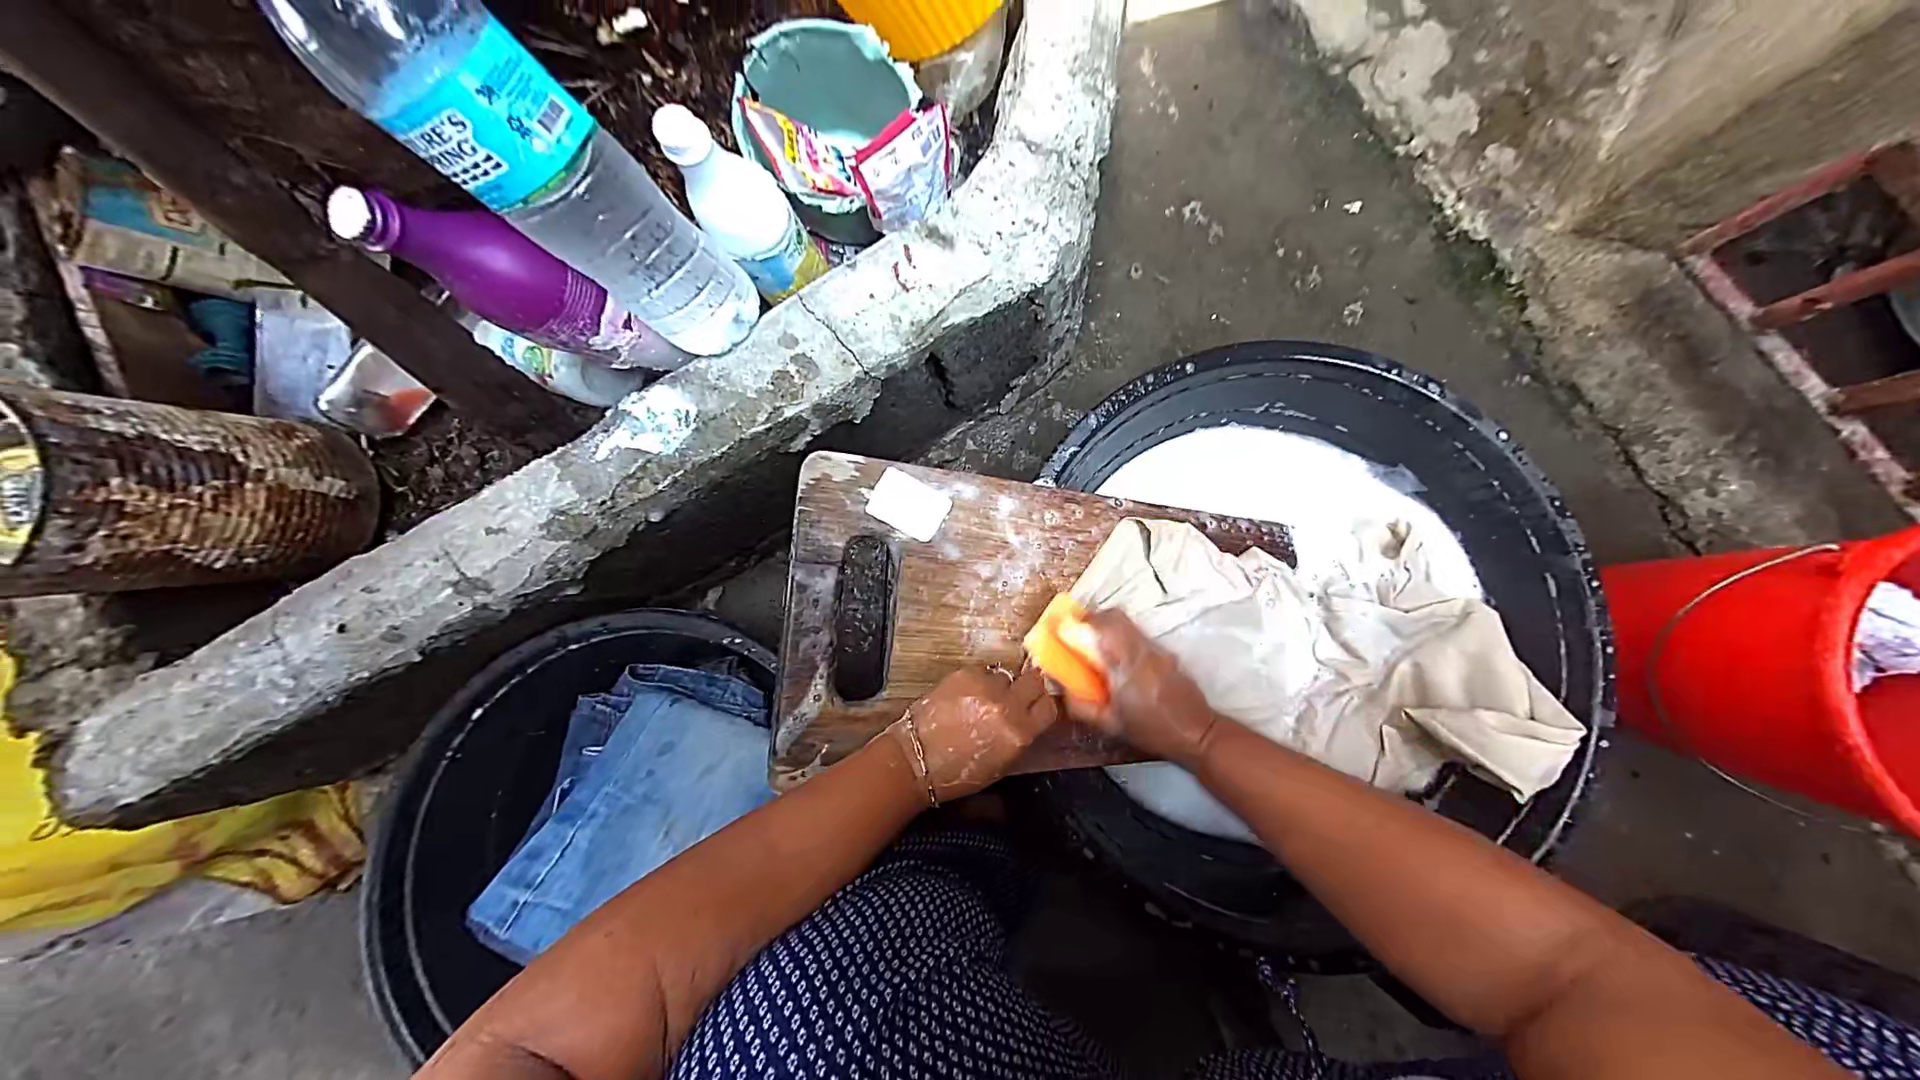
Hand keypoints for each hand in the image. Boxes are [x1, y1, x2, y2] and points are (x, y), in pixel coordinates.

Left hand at [892, 666, 1059, 802]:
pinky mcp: (963, 674)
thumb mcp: (1003, 763)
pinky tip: (964, 697)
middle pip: (1034, 681)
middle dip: (1027, 687)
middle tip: (1015, 696)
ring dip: (999, 685)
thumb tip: (1031, 717)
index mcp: (1019, 733)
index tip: (1036, 705)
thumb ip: (1022, 736)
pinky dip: (976, 681)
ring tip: (982, 700)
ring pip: (1006, 675)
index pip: (1049, 706)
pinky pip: (982, 671)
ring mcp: (984, 686)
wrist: (918, 759)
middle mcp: (1006, 706)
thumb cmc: (958, 771)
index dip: (1043, 704)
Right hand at [1059, 609, 1219, 766]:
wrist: (1198, 734)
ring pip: (1128, 623)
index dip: (1080, 621)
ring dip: (1108, 627)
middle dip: (1093, 618)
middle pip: (1115, 616)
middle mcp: (1144, 650)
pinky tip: (1120, 661)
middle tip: (1080, 633)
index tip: (1065, 627)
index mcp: (1127, 666)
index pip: (1102, 626)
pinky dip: (1123, 638)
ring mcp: (1158, 649)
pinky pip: (1138, 635)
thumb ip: (1081, 706)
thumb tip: (1063, 688)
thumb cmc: (1152, 731)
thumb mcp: (1110, 725)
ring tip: (1098, 647)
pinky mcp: (1167, 653)